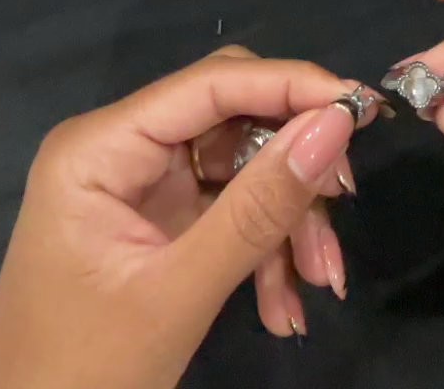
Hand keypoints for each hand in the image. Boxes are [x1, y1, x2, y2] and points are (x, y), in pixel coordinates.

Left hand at [0, 47, 379, 388]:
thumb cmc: (82, 375)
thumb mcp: (179, 292)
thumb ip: (259, 207)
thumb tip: (336, 124)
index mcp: (101, 146)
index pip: (212, 83)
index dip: (291, 84)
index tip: (361, 107)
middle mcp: (123, 145)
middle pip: (234, 116)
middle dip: (291, 161)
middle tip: (343, 196)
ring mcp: (144, 180)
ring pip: (245, 163)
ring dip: (287, 217)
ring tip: (319, 280)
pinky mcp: (163, 215)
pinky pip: (234, 205)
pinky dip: (267, 245)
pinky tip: (284, 302)